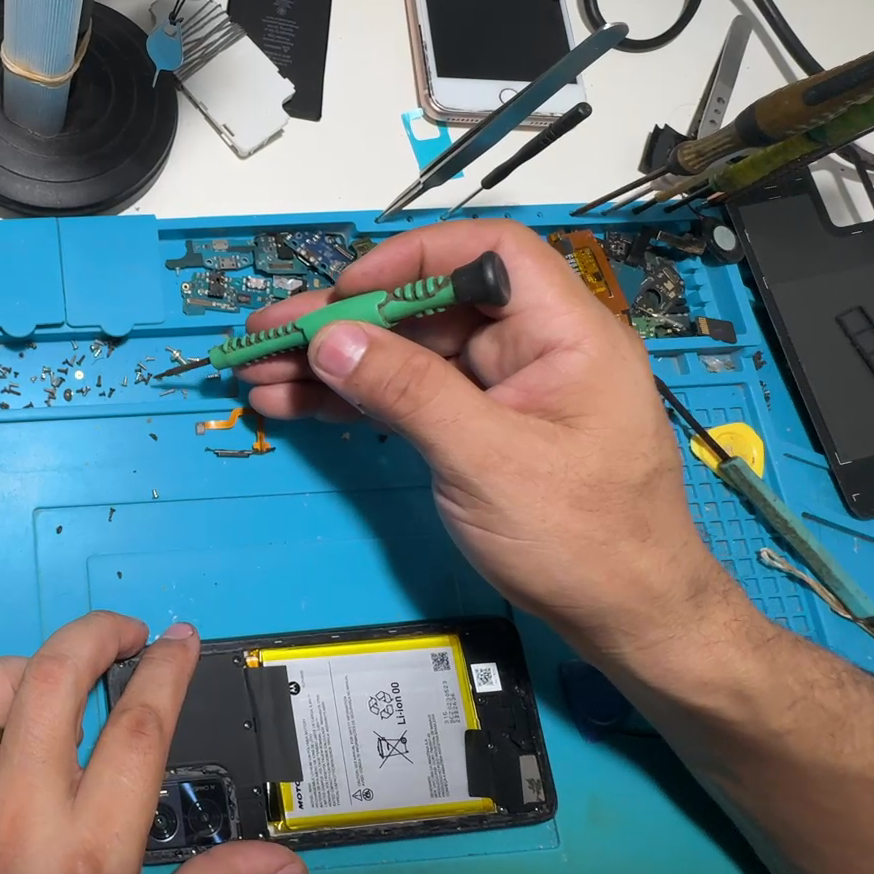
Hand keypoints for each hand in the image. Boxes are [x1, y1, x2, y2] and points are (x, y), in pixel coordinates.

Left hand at [0, 612, 307, 873]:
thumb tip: (282, 867)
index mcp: (86, 857)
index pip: (137, 728)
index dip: (166, 671)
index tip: (177, 642)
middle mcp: (16, 819)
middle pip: (54, 677)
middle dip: (96, 635)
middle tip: (123, 636)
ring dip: (31, 665)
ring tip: (60, 683)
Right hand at [239, 219, 746, 659]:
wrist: (618, 617)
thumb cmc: (578, 536)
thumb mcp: (488, 460)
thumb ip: (409, 392)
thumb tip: (329, 339)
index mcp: (560, 333)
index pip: (488, 255)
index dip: (411, 259)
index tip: (346, 292)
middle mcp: (520, 349)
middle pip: (419, 308)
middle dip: (337, 320)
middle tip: (263, 333)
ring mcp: (485, 388)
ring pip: (394, 354)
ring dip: (324, 363)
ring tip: (255, 371)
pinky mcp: (459, 425)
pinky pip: (392, 396)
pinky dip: (340, 398)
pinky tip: (286, 403)